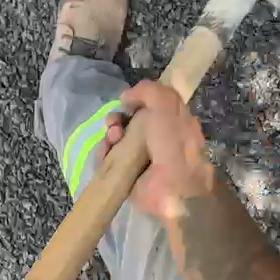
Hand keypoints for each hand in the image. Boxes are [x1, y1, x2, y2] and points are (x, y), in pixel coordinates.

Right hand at [103, 80, 218, 221]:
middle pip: (128, 123)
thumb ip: (149, 91)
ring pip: (116, 140)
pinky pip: (108, 161)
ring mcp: (140, 160)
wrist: (174, 188)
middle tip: (114, 122)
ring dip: (111, 134)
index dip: (135, 102)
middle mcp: (156, 141)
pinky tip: (107, 151)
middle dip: (118, 118)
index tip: (126, 102)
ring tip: (114, 137)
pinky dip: (104, 154)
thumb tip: (126, 97)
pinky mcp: (125, 178)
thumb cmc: (174, 143)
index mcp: (172, 124)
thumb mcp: (168, 105)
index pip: (147, 108)